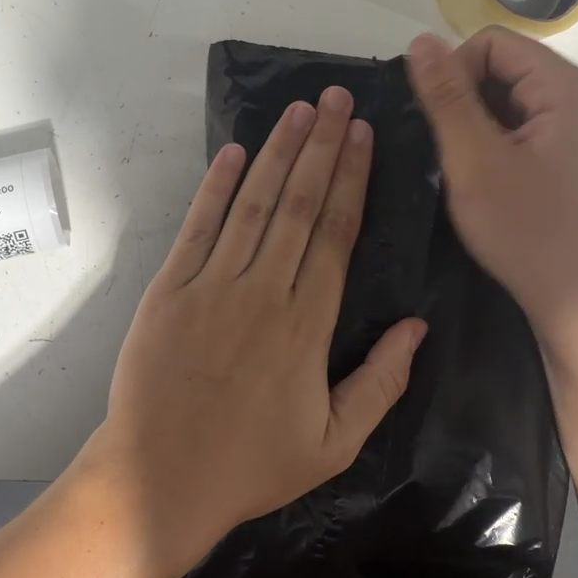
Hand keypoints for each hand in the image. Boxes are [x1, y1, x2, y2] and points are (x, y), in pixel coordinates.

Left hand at [77, 86, 427, 563]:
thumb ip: (381, 382)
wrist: (160, 479)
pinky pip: (197, 228)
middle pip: (299, 205)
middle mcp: (262, 291)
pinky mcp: (169, 289)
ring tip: (297, 111)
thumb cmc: (250, 465)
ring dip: (275, 153)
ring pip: (252, 205)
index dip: (350, 179)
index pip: (336, 234)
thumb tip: (417, 326)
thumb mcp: (335, 443)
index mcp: (307, 325)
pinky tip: (233, 153)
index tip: (362, 136)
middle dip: (320, 146)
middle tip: (335, 98)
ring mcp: (210, 285)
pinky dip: (215, 188)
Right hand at [405, 28, 577, 343]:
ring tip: (473, 174)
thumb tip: (420, 40)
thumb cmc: (529, 234)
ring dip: (484, 126)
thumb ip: (446, 97)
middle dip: (468, 101)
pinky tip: (497, 185)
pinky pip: (535, 126)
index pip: (492, 43)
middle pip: (509, 67)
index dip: (452, 74)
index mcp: (570, 88)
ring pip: (518, 100)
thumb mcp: (474, 162)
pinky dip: (505, 143)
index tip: (438, 126)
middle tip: (454, 156)